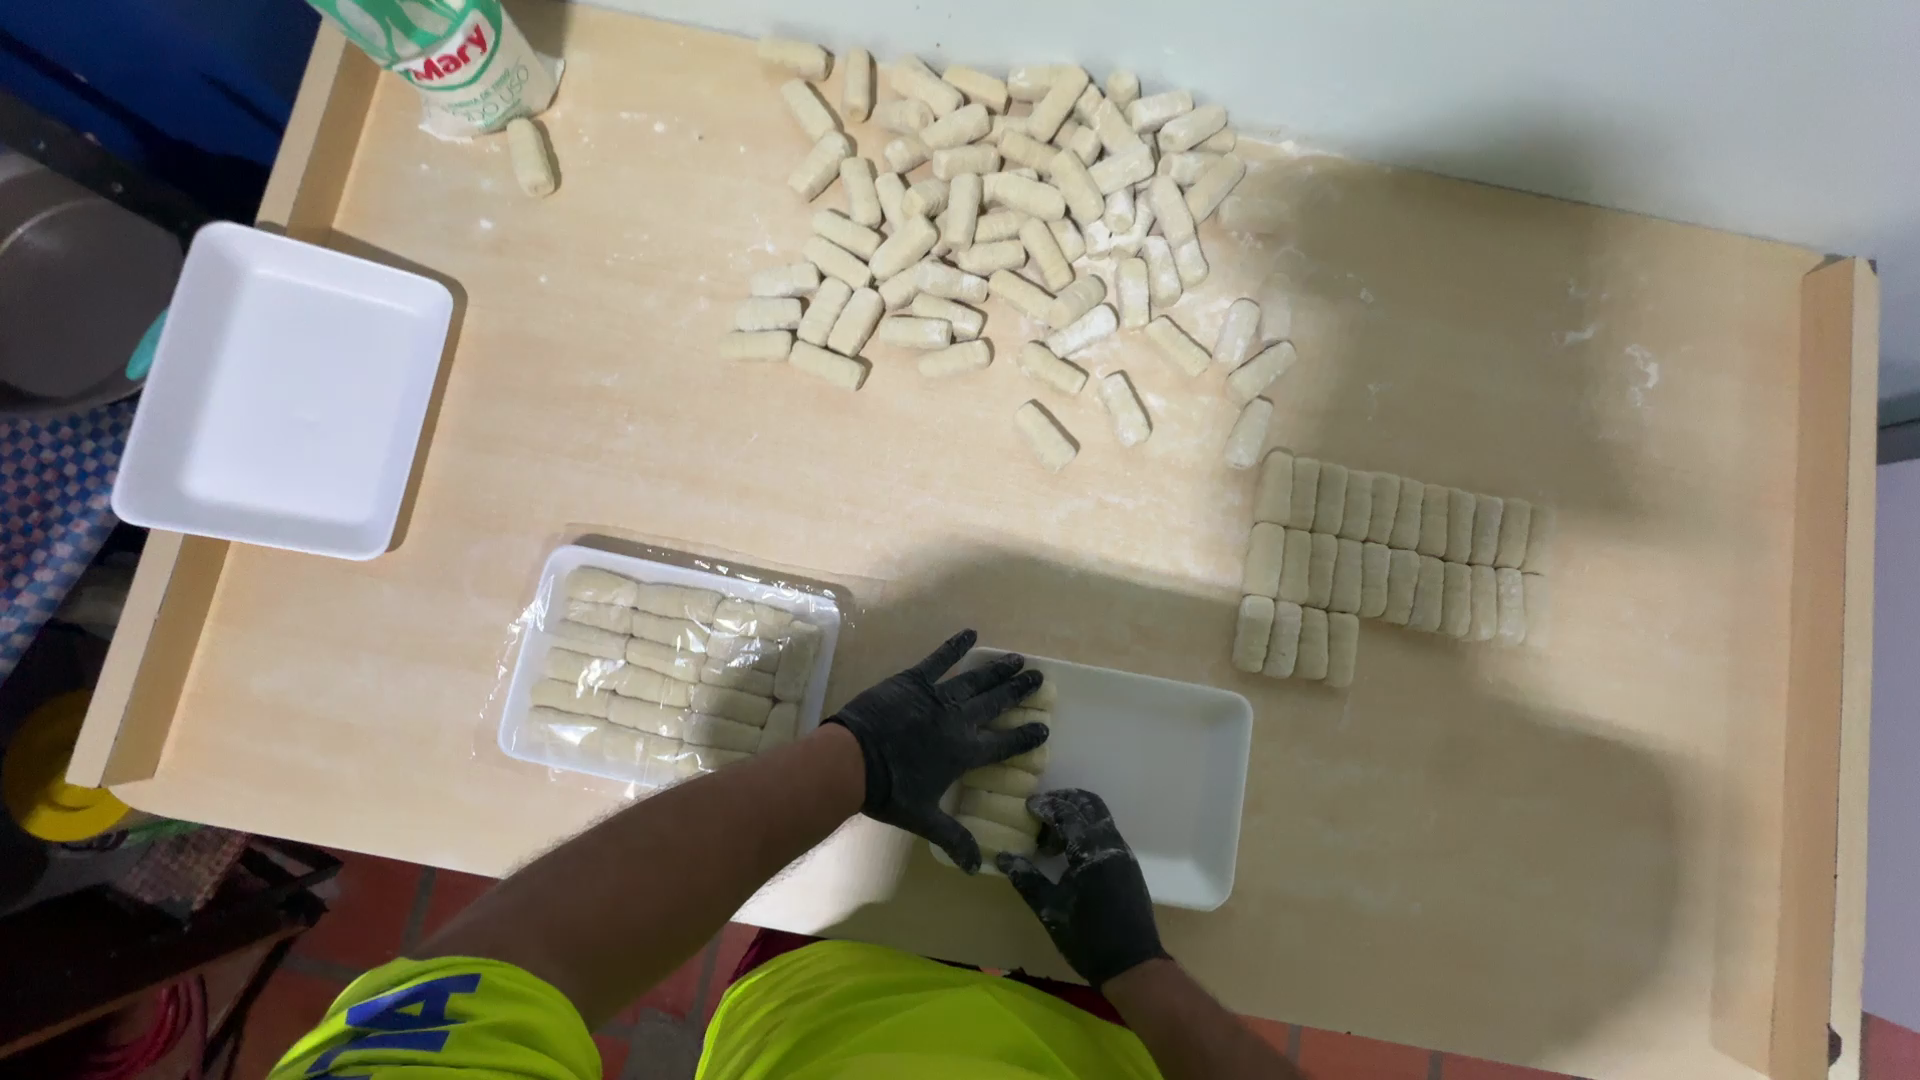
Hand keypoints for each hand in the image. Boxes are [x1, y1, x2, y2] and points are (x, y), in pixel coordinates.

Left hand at [826, 629, 1048, 871]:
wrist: (853, 761)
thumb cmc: (889, 792)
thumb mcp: (923, 819)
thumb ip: (953, 838)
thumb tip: (978, 868)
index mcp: (963, 753)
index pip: (1003, 745)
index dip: (1024, 737)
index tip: (1043, 727)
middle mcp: (958, 722)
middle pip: (995, 704)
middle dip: (1019, 691)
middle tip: (1039, 678)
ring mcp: (937, 697)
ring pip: (975, 681)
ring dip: (997, 670)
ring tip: (1018, 660)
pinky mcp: (914, 680)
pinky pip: (939, 660)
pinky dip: (955, 646)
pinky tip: (970, 632)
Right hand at [998, 788, 1165, 986]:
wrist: (1133, 966)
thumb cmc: (1088, 939)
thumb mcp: (1051, 911)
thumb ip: (1028, 880)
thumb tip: (1004, 857)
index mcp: (1091, 851)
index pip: (1067, 813)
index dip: (1046, 806)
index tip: (1028, 808)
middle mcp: (1111, 844)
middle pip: (1089, 804)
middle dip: (1064, 801)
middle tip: (1042, 811)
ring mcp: (1123, 853)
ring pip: (1100, 816)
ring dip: (1077, 814)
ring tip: (1053, 833)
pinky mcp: (1128, 864)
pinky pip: (1106, 831)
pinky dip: (1087, 829)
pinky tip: (1071, 851)